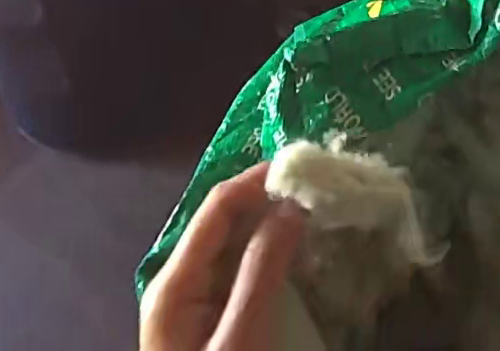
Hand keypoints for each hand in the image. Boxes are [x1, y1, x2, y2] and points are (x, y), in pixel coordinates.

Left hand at [141, 162, 305, 350]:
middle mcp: (183, 278)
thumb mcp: (241, 341)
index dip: (262, 177)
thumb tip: (292, 202)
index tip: (311, 167)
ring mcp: (199, 296)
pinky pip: (247, 262)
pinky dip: (278, 244)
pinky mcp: (217, 312)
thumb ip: (264, 268)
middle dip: (275, 193)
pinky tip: (306, 243)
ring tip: (322, 205)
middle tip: (324, 183)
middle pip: (230, 215)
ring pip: (241, 236)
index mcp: (176, 281)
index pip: (220, 203)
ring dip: (280, 216)